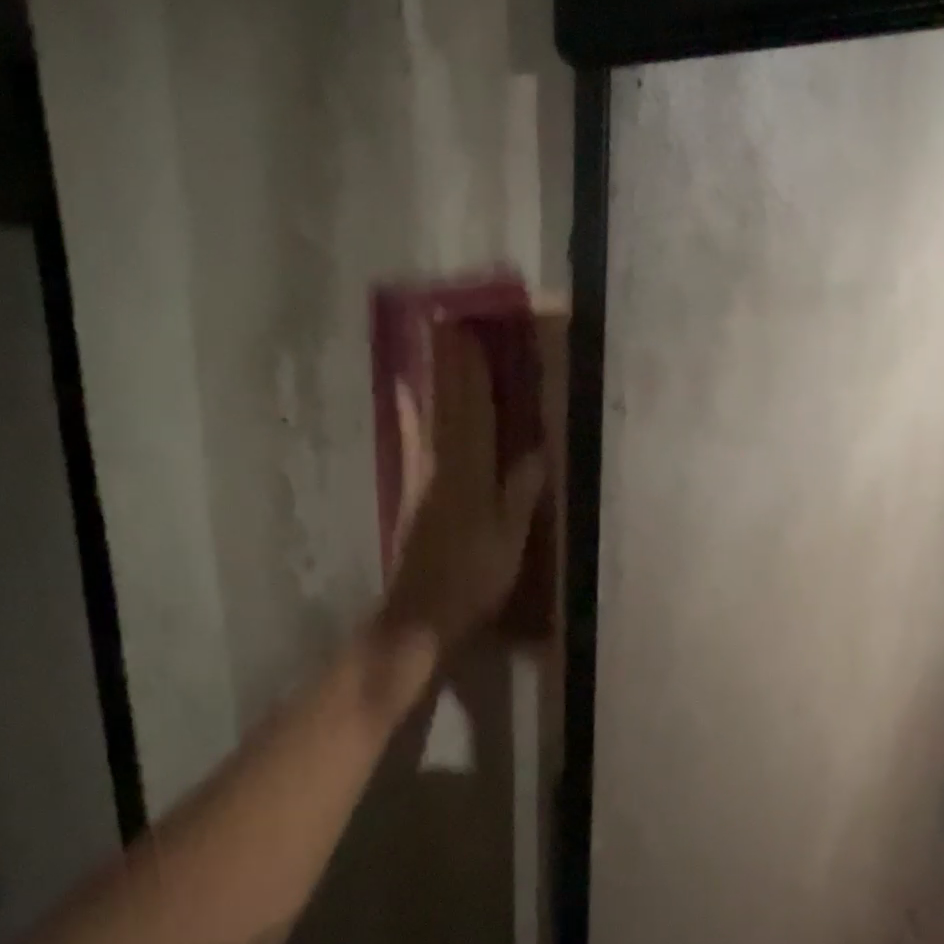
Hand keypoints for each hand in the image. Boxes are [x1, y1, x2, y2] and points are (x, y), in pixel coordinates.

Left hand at [378, 325, 545, 657]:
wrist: (422, 615)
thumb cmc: (473, 578)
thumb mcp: (508, 538)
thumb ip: (520, 492)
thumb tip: (538, 450)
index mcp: (469, 474)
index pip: (475, 413)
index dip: (475, 375)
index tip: (474, 335)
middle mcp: (441, 467)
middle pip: (448, 408)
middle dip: (452, 368)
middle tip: (450, 327)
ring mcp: (421, 480)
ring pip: (428, 421)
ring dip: (432, 385)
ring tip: (428, 351)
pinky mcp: (411, 497)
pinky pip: (413, 442)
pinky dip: (410, 416)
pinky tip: (406, 404)